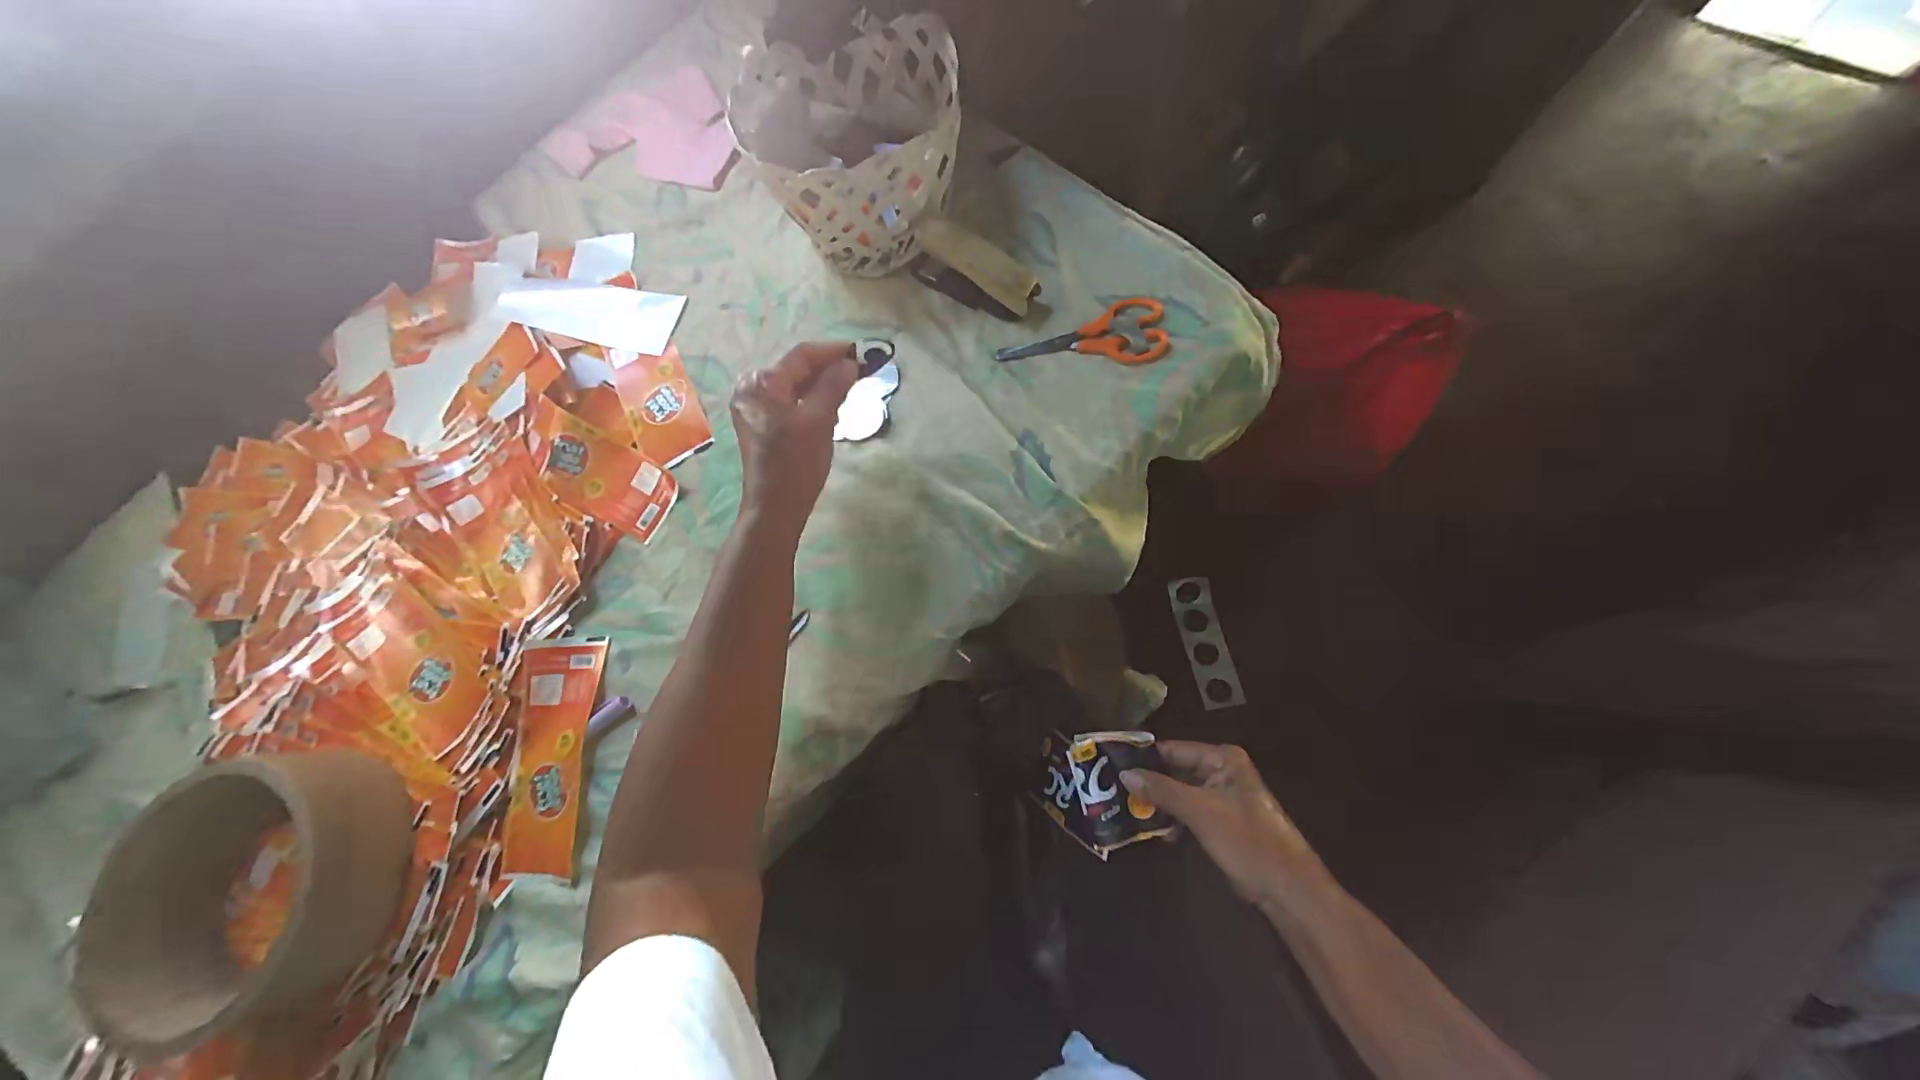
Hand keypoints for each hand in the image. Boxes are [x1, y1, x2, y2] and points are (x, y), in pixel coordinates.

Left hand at [729, 342, 858, 540]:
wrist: (774, 508)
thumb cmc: (796, 464)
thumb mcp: (819, 421)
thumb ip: (833, 386)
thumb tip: (849, 363)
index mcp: (762, 383)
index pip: (801, 355)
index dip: (833, 351)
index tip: (861, 353)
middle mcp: (751, 389)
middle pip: (796, 368)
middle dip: (828, 367)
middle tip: (859, 371)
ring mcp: (753, 407)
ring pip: (793, 385)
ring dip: (821, 383)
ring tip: (850, 387)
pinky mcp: (760, 424)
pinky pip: (789, 401)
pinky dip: (811, 399)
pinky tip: (830, 405)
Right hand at [1121, 741, 1330, 910]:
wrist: (1288, 890)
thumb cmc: (1247, 841)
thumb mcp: (1200, 811)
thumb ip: (1162, 790)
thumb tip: (1124, 773)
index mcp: (1223, 759)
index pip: (1174, 749)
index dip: (1145, 756)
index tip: (1113, 763)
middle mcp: (1222, 772)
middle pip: (1175, 770)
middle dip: (1148, 781)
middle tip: (1113, 787)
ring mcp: (1222, 798)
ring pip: (1179, 793)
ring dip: (1158, 803)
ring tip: (1126, 808)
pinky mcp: (1220, 822)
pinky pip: (1187, 812)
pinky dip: (1172, 819)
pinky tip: (1153, 829)